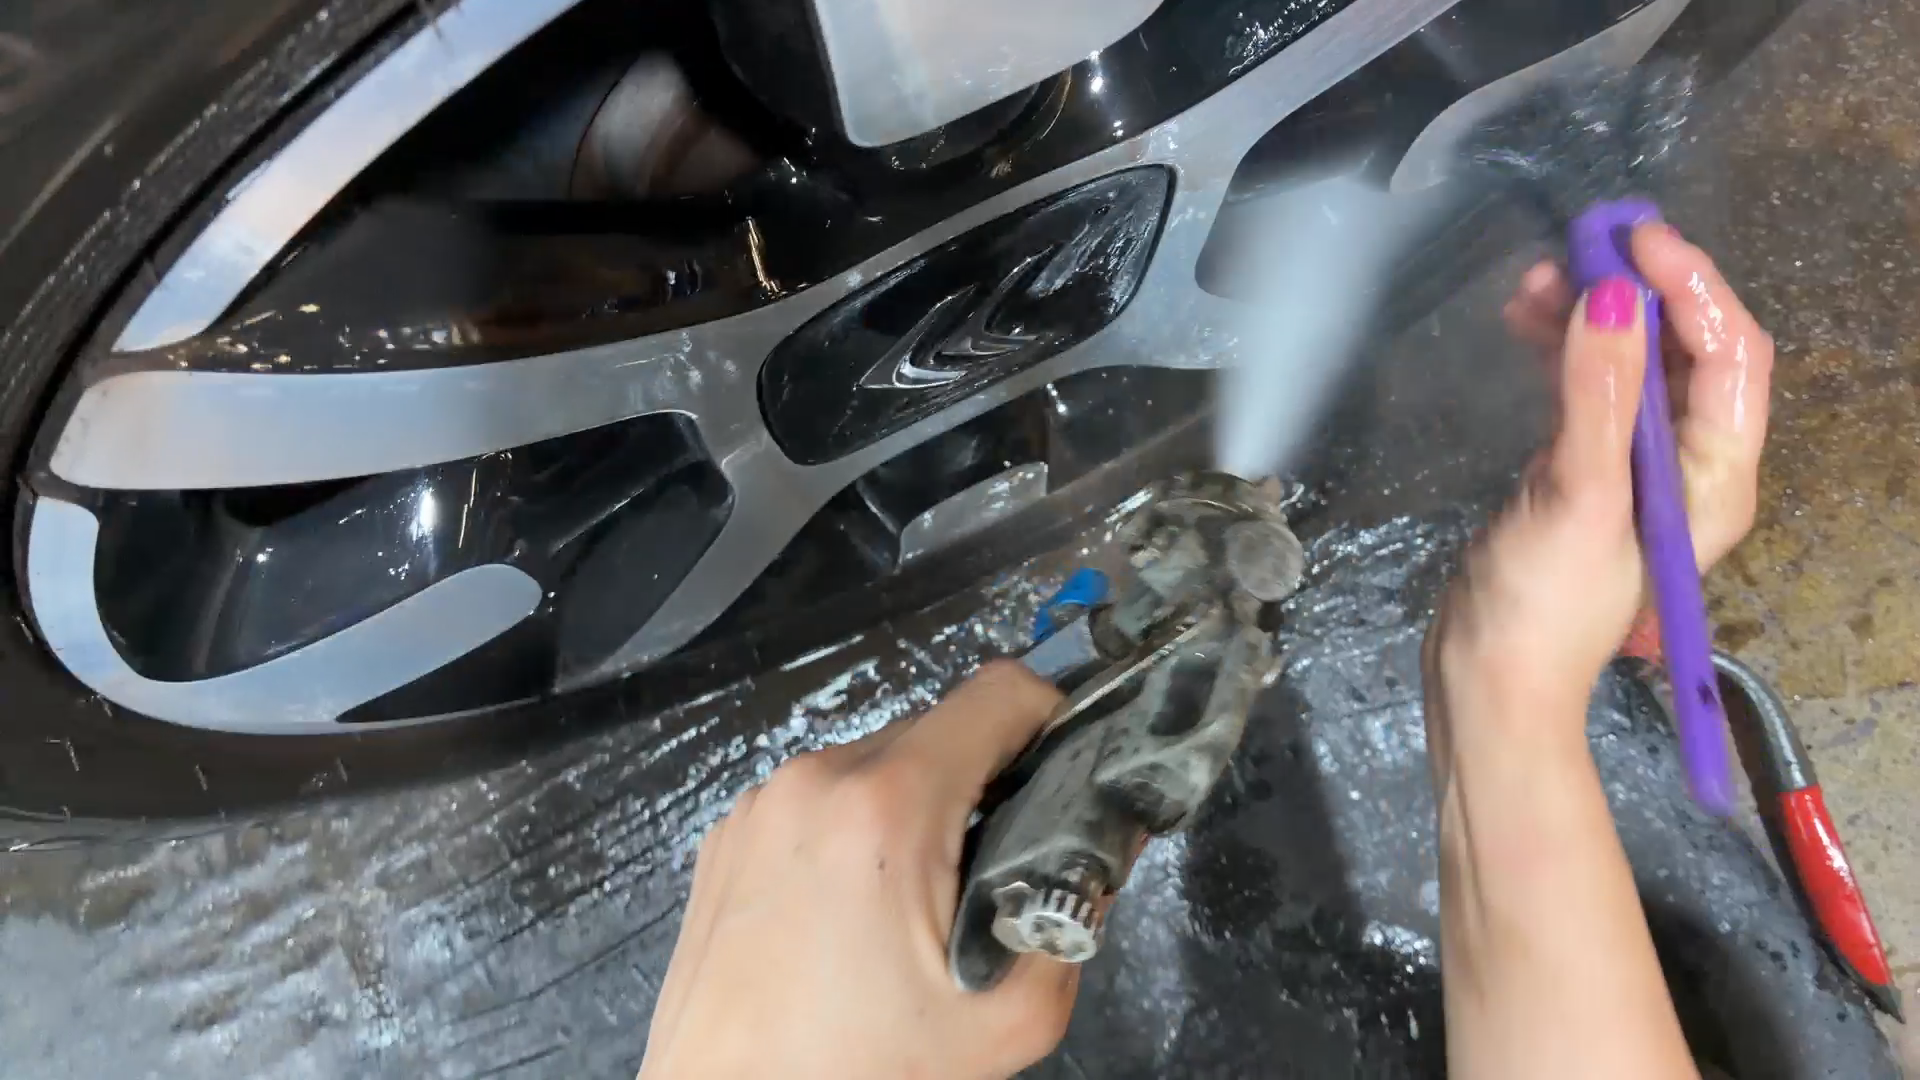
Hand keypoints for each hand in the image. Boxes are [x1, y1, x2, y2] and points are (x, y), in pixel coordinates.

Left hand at [638, 661, 1076, 1079]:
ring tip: (910, 887)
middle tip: (986, 853)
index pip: (994, 695)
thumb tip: (1095, 860)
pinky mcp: (731, 825)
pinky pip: (819, 792)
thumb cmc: (860, 1069)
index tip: (1056, 755)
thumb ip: (1072, 928)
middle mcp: (818, 778)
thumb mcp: (1004, 1022)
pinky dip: (852, 821)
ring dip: (912, 800)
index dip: (1043, 714)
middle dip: (978, 776)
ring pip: (876, 759)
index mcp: (888, 805)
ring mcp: (765, 798)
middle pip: (936, 729)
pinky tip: (845, 897)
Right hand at [1428, 225, 1772, 767]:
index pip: (1728, 356)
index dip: (1692, 291)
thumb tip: (1612, 299)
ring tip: (1530, 286)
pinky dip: (1556, 361)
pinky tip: (1524, 335)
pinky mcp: (1568, 479)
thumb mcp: (1576, 498)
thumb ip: (1595, 401)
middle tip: (1571, 253)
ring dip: (1585, 324)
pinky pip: (1577, 401)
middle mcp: (1680, 465)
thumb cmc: (1544, 601)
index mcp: (1713, 473)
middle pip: (1676, 357)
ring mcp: (1621, 472)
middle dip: (1632, 298)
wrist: (1488, 672)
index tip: (1632, 242)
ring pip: (1620, 374)